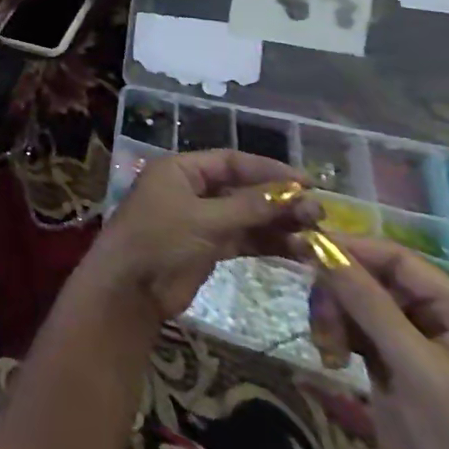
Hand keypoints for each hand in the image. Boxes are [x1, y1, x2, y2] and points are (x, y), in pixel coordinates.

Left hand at [76, 150, 316, 319]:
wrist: (130, 287)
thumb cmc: (158, 239)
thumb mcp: (204, 219)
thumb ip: (249, 206)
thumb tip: (294, 193)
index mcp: (179, 171)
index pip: (230, 161)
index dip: (268, 170)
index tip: (308, 183)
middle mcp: (189, 190)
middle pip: (241, 188)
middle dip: (278, 200)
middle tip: (318, 214)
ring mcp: (199, 219)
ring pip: (246, 216)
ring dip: (278, 223)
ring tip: (316, 233)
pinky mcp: (207, 247)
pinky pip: (244, 239)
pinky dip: (268, 243)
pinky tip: (300, 250)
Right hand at [305, 236, 448, 448]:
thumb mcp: (417, 370)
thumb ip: (370, 305)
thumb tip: (321, 247)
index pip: (403, 263)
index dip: (352, 249)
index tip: (299, 244)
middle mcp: (446, 328)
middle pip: (377, 284)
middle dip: (340, 294)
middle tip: (317, 318)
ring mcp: (420, 353)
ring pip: (361, 309)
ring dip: (335, 320)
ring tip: (326, 350)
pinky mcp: (397, 375)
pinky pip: (358, 337)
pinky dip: (338, 341)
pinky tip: (332, 361)